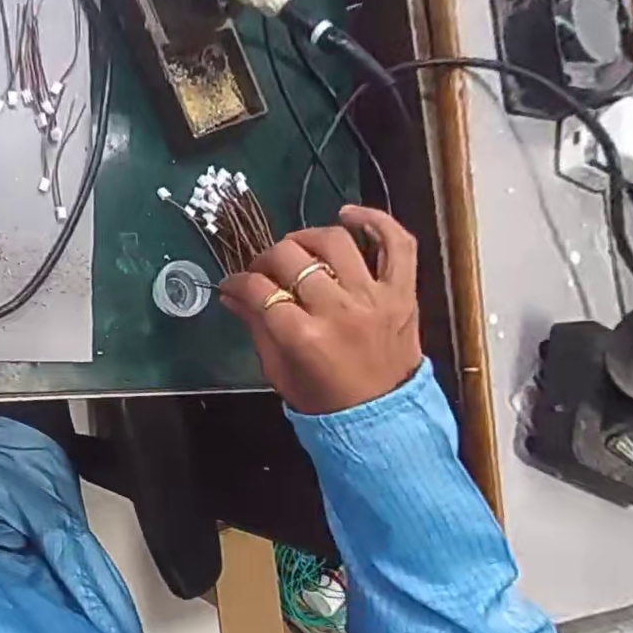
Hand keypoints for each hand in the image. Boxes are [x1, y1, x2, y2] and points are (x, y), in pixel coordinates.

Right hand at [220, 206, 422, 414]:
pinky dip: (375, 221)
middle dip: (265, 260)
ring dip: (305, 238)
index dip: (237, 281)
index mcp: (302, 336)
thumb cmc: (320, 397)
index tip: (231, 284)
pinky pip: (397, 243)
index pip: (258, 289)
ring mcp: (374, 298)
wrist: (379, 417)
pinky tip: (348, 215)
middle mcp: (338, 311)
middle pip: (290, 257)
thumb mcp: (277, 367)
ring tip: (295, 247)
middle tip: (262, 271)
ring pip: (335, 242)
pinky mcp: (402, 292)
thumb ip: (256, 325)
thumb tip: (230, 293)